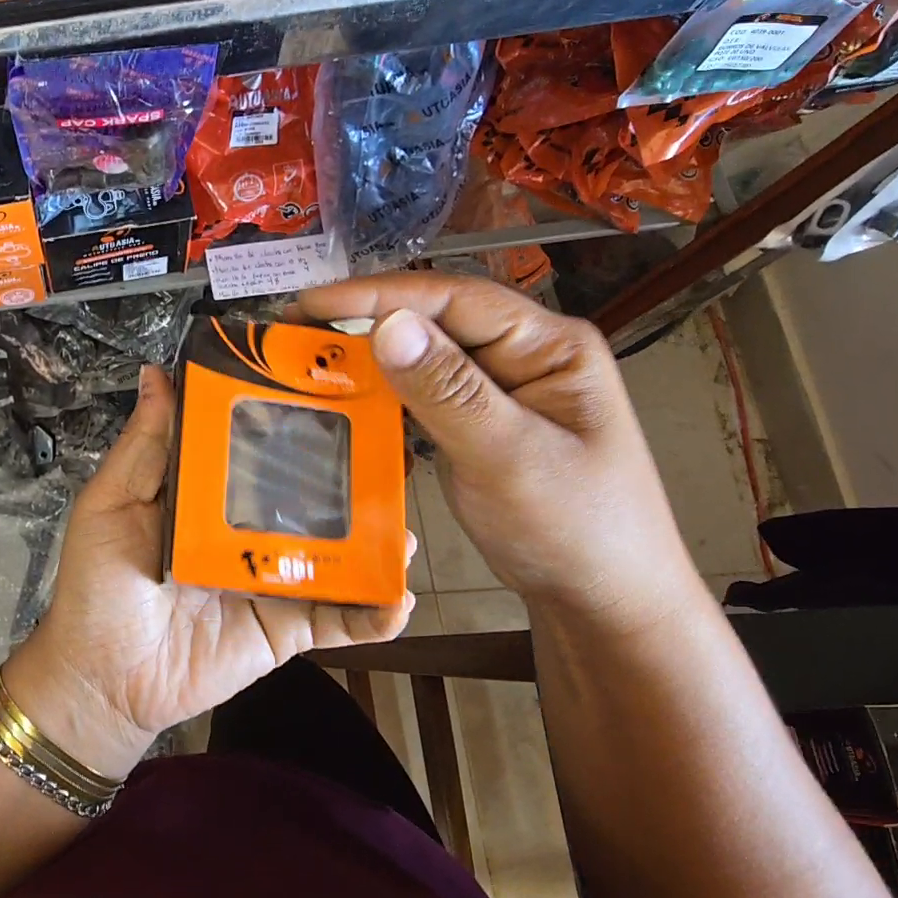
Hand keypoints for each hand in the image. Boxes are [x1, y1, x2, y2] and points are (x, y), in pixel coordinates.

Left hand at [4, 365, 416, 779]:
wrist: (103, 679)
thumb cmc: (98, 583)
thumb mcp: (112, 504)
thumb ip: (145, 446)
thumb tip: (156, 374)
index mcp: (206, 495)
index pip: (255, 449)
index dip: (289, 422)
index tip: (333, 391)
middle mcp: (244, 530)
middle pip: (305, 498)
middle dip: (347, 477)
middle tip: (390, 450)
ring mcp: (271, 580)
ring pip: (333, 553)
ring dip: (373, 539)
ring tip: (405, 522)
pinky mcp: (285, 629)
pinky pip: (336, 618)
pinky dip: (373, 611)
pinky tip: (398, 594)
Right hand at [298, 271, 699, 623]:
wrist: (602, 602)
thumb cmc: (576, 529)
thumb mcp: (509, 457)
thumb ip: (448, 391)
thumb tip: (385, 325)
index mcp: (548, 346)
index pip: (454, 299)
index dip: (378, 295)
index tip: (310, 302)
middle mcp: (521, 357)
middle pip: (434, 323)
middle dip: (365, 323)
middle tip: (295, 331)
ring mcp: (496, 393)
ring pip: (421, 360)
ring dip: (369, 361)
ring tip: (309, 361)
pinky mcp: (474, 426)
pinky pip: (419, 398)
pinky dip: (382, 398)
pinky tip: (346, 402)